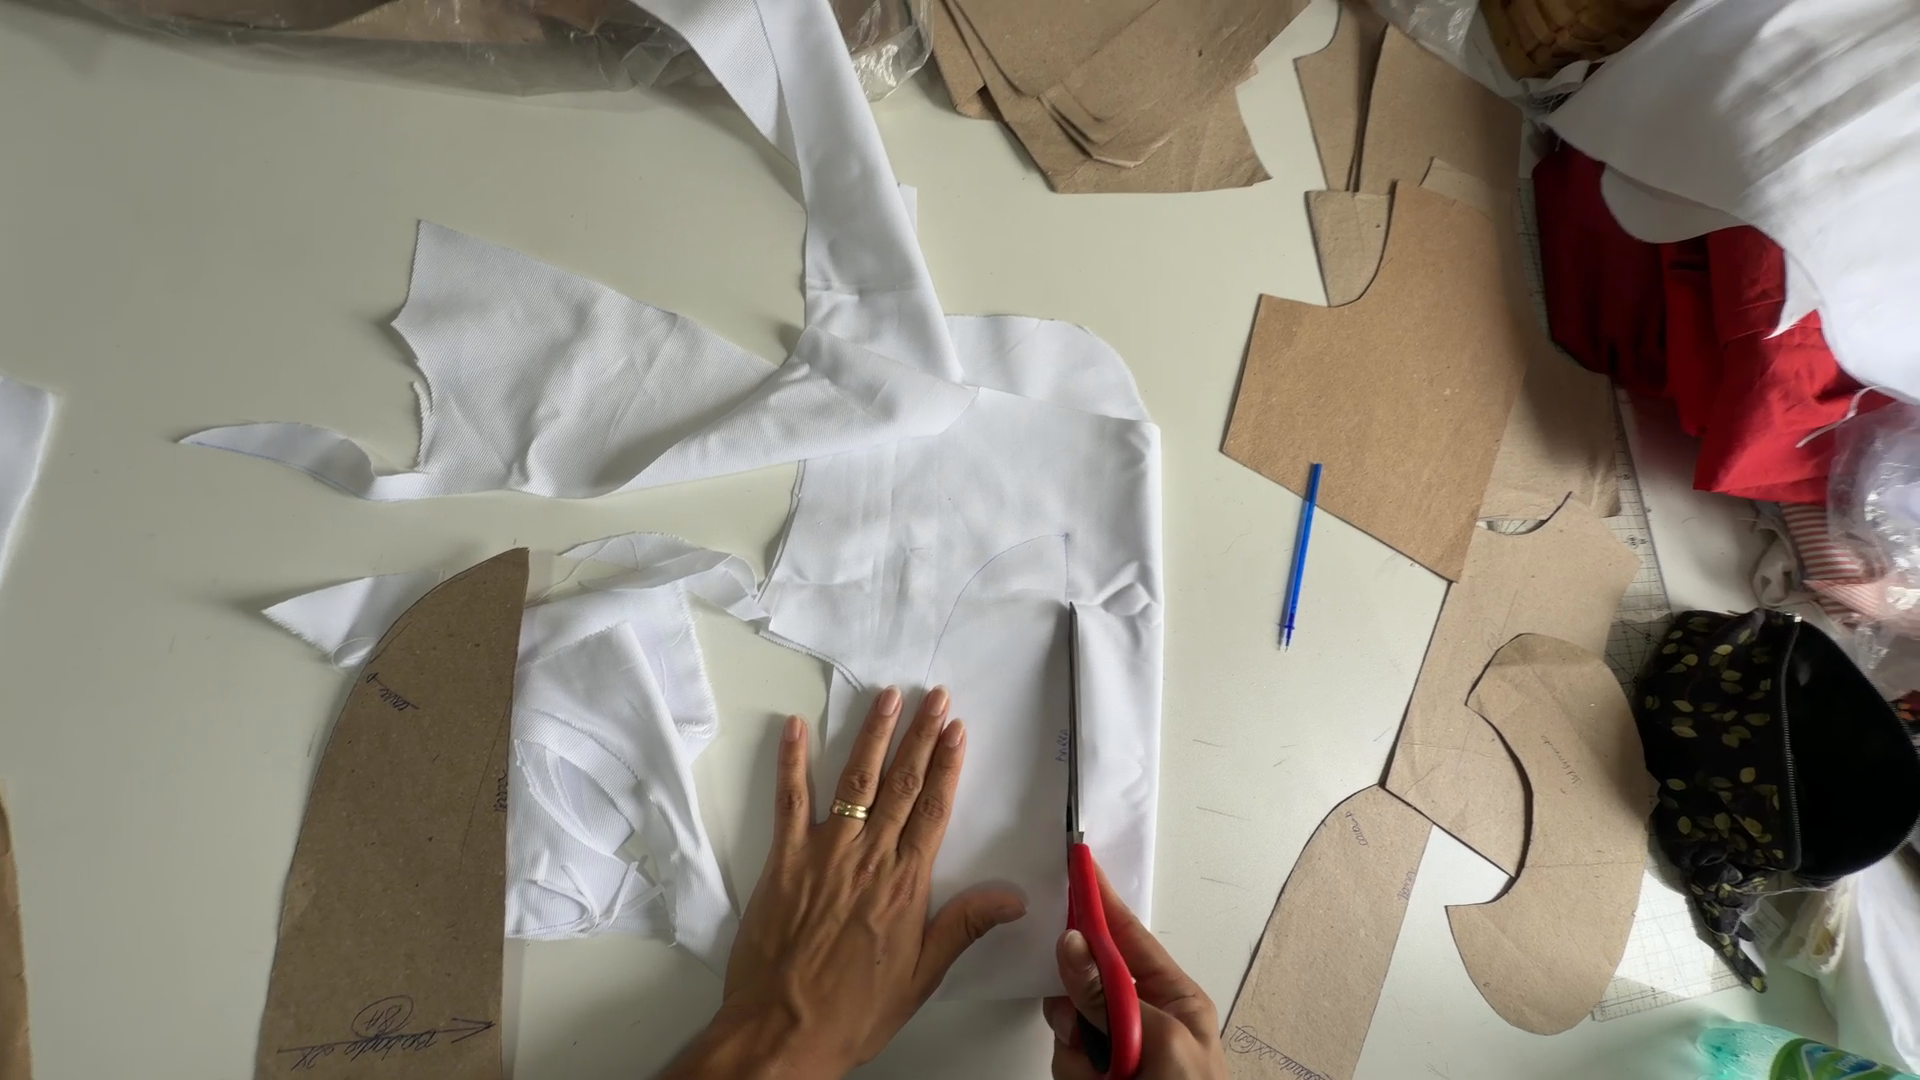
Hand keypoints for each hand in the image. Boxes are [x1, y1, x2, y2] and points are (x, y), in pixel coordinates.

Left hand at [665, 687, 1027, 1079]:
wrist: (780, 1034)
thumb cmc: (854, 1009)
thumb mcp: (921, 977)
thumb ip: (964, 927)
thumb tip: (1015, 898)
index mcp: (904, 881)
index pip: (934, 807)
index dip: (947, 763)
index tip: (956, 728)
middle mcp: (869, 854)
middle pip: (902, 782)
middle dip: (920, 734)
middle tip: (933, 696)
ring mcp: (824, 850)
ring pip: (856, 780)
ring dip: (873, 735)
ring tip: (888, 697)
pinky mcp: (784, 857)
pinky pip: (790, 800)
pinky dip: (792, 761)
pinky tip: (795, 726)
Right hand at [1043, 871, 1227, 1079]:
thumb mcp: (1161, 1047)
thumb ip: (1111, 995)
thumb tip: (1071, 942)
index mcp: (1172, 998)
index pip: (1126, 933)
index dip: (1099, 898)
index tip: (1077, 861)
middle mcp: (1142, 1017)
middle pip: (1087, 976)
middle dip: (1081, 1005)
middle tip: (1091, 1039)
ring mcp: (1118, 1050)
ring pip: (1069, 1021)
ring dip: (1080, 1056)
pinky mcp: (1096, 1077)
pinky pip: (1064, 1059)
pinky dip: (1076, 1077)